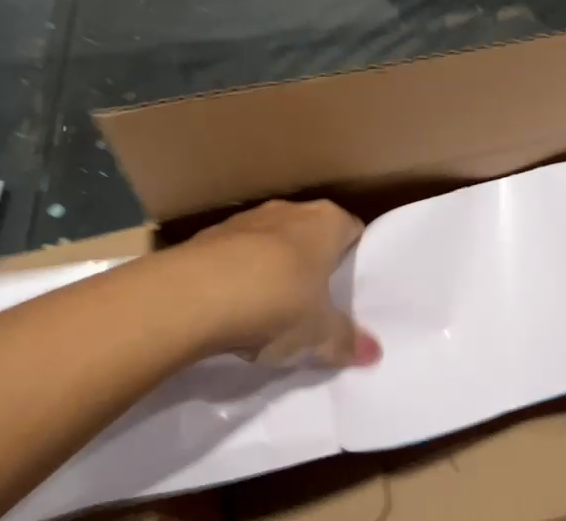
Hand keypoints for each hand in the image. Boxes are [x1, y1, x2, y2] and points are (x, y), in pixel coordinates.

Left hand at [166, 200, 380, 367]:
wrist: (191, 295)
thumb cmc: (276, 302)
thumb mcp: (318, 335)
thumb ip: (346, 342)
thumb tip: (374, 354)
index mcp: (328, 221)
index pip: (352, 232)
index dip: (352, 262)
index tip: (348, 291)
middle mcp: (291, 210)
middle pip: (310, 237)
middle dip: (311, 266)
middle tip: (312, 305)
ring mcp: (247, 219)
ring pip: (270, 245)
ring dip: (270, 271)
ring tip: (267, 312)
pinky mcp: (207, 237)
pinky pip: (233, 258)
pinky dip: (235, 278)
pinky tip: (230, 311)